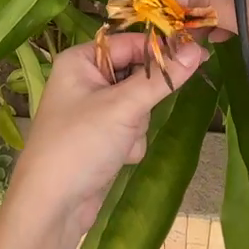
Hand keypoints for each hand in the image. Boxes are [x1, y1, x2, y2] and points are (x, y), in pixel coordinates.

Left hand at [4, 33, 206, 234]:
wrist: (52, 205)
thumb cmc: (80, 144)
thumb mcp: (122, 108)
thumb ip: (160, 80)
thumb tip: (195, 49)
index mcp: (80, 60)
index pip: (128, 43)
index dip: (159, 51)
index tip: (196, 54)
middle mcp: (84, 79)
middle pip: (135, 75)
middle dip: (142, 101)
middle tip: (135, 114)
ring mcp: (93, 109)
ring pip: (137, 105)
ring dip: (136, 126)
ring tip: (118, 142)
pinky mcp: (101, 136)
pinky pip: (131, 129)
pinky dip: (130, 143)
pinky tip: (116, 158)